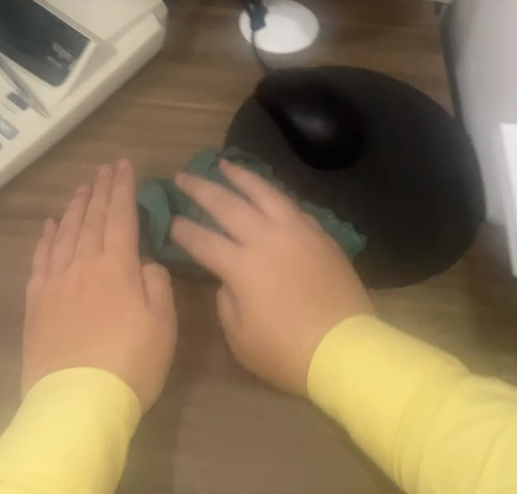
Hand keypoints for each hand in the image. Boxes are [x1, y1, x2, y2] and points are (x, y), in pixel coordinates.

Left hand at [22, 160, 176, 410]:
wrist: (77, 405)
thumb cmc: (131, 364)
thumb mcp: (163, 323)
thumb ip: (156, 282)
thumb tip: (144, 260)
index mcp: (117, 266)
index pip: (121, 216)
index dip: (123, 189)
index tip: (124, 165)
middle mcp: (83, 264)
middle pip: (92, 218)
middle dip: (100, 190)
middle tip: (105, 168)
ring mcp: (55, 283)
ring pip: (65, 233)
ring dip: (75, 207)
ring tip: (82, 188)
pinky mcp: (35, 304)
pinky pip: (40, 259)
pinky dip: (46, 238)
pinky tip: (49, 226)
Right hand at [171, 160, 373, 395]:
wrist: (345, 349)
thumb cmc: (287, 353)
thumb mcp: (241, 339)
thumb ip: (226, 302)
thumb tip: (227, 279)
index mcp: (242, 266)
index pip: (204, 240)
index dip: (184, 230)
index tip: (171, 221)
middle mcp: (267, 238)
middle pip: (228, 205)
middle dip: (201, 189)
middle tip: (183, 176)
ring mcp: (296, 231)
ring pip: (264, 193)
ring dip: (240, 176)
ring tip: (224, 164)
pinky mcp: (319, 234)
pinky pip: (291, 205)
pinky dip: (273, 194)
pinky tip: (265, 190)